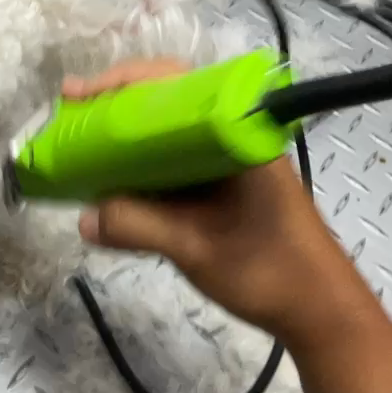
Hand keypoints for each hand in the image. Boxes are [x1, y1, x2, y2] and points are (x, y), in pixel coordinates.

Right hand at [68, 60, 370, 341]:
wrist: (319, 310)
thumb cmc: (268, 269)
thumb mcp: (197, 247)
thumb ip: (140, 227)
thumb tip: (82, 216)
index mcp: (233, 128)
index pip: (172, 81)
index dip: (123, 82)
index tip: (80, 93)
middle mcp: (228, 130)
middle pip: (164, 95)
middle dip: (116, 99)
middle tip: (72, 106)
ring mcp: (222, 154)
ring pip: (165, 125)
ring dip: (124, 128)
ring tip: (82, 137)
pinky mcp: (218, 180)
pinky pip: (170, 155)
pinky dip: (139, 159)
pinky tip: (111, 175)